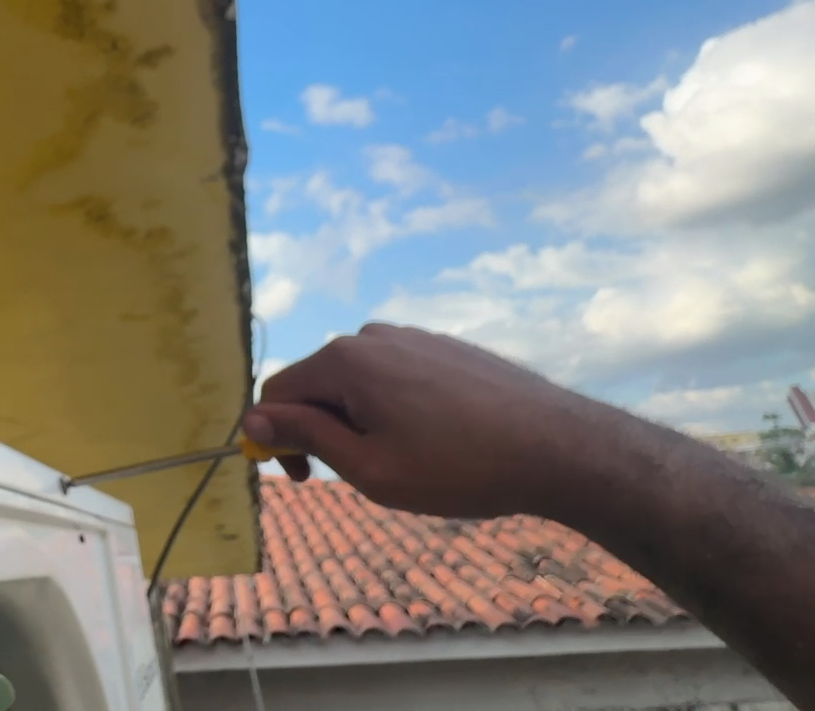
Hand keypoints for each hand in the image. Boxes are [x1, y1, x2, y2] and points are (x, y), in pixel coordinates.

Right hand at [243, 323, 635, 518]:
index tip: (306, 478)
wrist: (565, 447)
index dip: (277, 436)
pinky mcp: (440, 344)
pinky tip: (437, 434)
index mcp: (342, 360)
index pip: (277, 391)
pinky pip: (392, 371)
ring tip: (407, 455)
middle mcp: (367, 335)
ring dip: (358, 416)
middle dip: (323, 427)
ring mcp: (407, 335)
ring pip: (355, 379)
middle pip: (316, 382)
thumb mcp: (368, 467)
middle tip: (365, 472)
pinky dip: (393, 402)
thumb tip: (250, 420)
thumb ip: (303, 436)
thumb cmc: (458, 466)